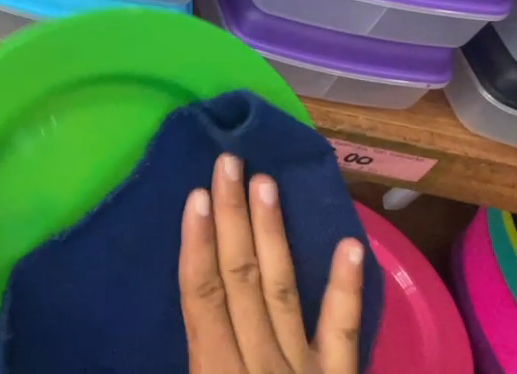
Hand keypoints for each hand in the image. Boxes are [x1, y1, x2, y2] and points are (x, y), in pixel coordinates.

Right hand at [180, 153, 366, 373]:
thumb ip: (191, 363)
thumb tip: (166, 324)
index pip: (203, 297)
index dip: (197, 244)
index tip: (196, 195)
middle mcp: (262, 365)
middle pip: (242, 279)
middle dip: (232, 218)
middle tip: (229, 163)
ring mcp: (306, 373)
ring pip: (283, 290)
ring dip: (273, 233)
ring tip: (266, 183)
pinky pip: (343, 332)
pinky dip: (347, 289)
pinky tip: (351, 245)